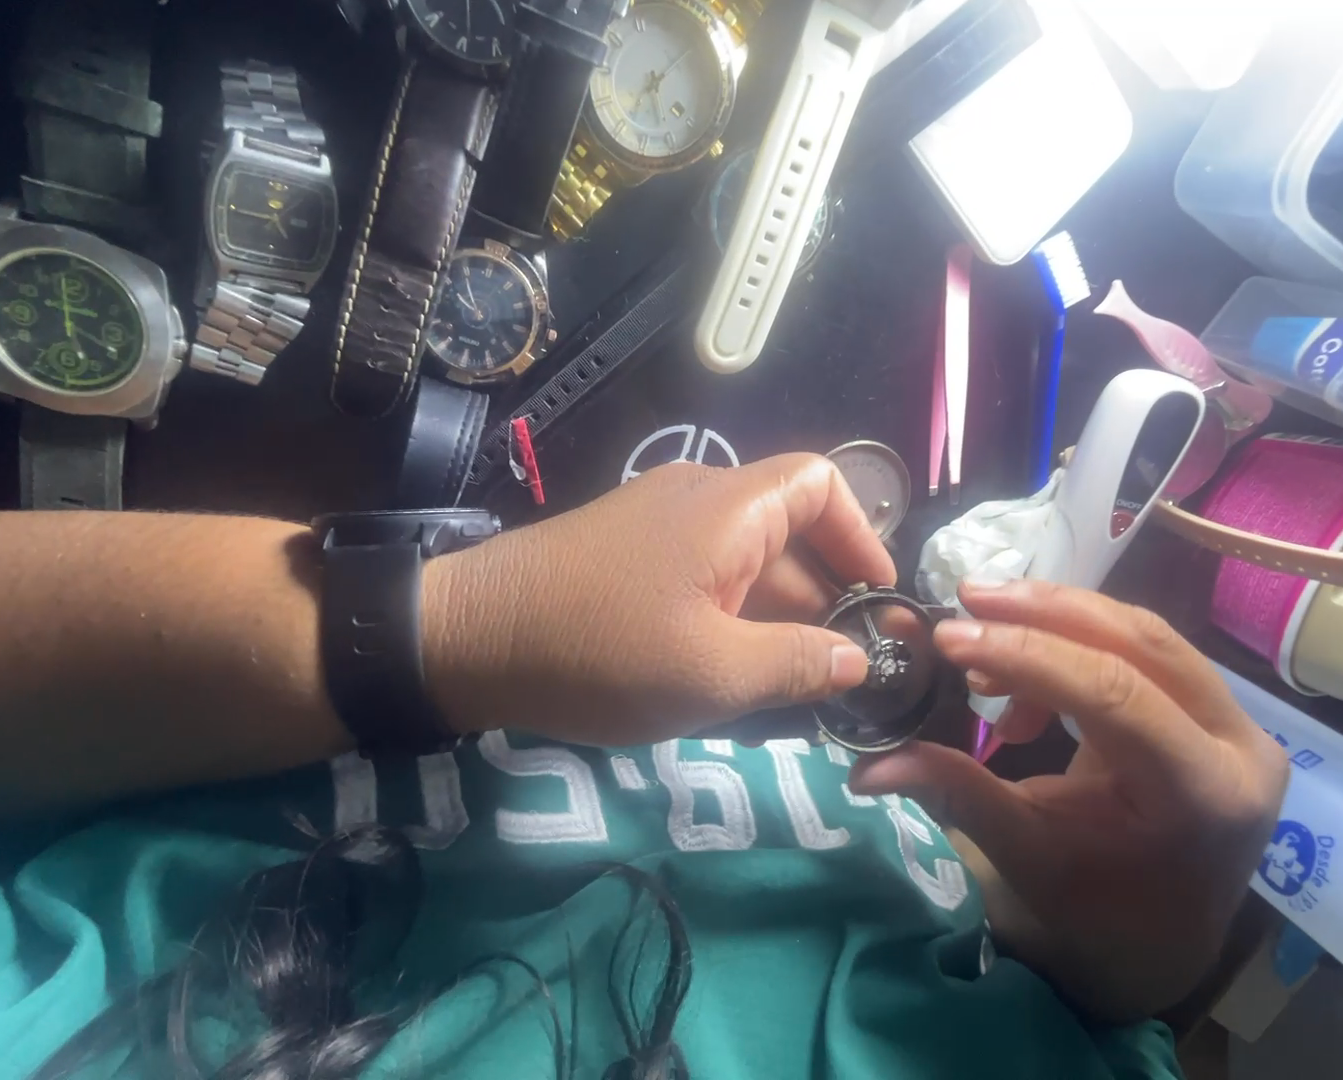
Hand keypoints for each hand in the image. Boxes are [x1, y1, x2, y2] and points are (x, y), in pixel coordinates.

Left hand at [420, 454, 895, 745]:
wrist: (468, 637)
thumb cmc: (599, 649)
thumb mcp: (712, 672)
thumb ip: (796, 663)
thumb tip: (858, 659)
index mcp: (729, 508)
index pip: (820, 484)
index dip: (860, 536)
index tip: (875, 603)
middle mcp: (698, 501)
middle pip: (787, 538)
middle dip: (819, 606)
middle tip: (834, 680)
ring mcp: (657, 529)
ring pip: (742, 569)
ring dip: (770, 626)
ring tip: (782, 697)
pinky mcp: (626, 558)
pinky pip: (699, 582)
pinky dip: (724, 624)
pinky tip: (721, 682)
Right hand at [848, 580, 1288, 1018]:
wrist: (1151, 941)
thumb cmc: (1091, 908)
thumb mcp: (1019, 851)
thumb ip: (950, 790)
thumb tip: (862, 768)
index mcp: (1203, 794)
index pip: (1116, 695)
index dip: (1026, 656)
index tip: (949, 637)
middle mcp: (1238, 747)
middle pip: (1142, 643)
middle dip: (1044, 611)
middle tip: (967, 596)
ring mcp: (1232, 725)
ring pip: (1141, 635)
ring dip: (1051, 620)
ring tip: (976, 640)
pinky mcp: (1207, 712)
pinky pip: (1134, 651)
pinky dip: (1064, 650)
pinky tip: (1012, 688)